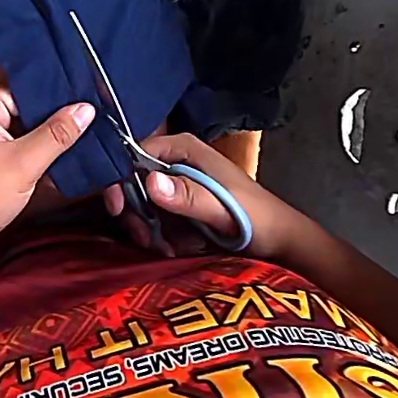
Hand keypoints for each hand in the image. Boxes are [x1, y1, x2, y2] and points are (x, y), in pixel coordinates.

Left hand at [0, 85, 94, 257]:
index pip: (23, 92)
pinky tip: (44, 170)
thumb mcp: (26, 163)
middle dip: (47, 128)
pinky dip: (26, 157)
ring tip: (60, 156)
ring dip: (38, 145)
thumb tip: (85, 109)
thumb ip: (58, 133)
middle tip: (74, 138)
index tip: (80, 114)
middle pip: (21, 111)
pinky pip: (8, 147)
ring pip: (18, 131)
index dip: (52, 105)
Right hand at [101, 133, 319, 261]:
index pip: (136, 154)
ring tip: (164, 246)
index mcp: (187, 149)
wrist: (278, 239)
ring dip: (147, 228)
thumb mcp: (221, 208)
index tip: (120, 209)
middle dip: (135, 212)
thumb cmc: (256, 217)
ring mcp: (179, 184)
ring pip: (142, 203)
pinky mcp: (181, 206)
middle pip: (134, 181)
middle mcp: (178, 162)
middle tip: (146, 238)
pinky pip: (156, 218)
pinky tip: (172, 247)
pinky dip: (159, 234)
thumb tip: (150, 181)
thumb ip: (188, 196)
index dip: (122, 180)